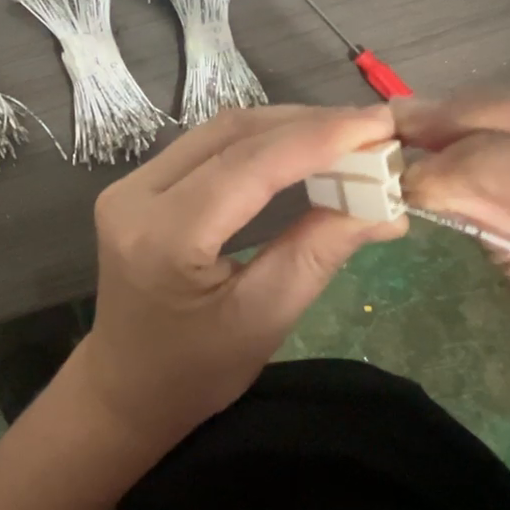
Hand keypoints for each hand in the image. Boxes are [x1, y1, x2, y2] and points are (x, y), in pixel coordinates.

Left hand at [72, 105, 407, 445]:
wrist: (125, 384)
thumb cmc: (194, 370)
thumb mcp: (263, 320)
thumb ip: (316, 254)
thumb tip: (384, 206)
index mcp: (162, 237)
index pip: (245, 167)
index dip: (315, 139)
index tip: (379, 125)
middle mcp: (133, 195)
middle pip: (228, 136)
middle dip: (304, 125)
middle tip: (373, 130)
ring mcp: (128, 184)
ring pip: (216, 134)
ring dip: (282, 128)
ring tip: (347, 135)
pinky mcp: (136, 185)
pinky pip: (203, 148)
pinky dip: (256, 143)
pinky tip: (299, 148)